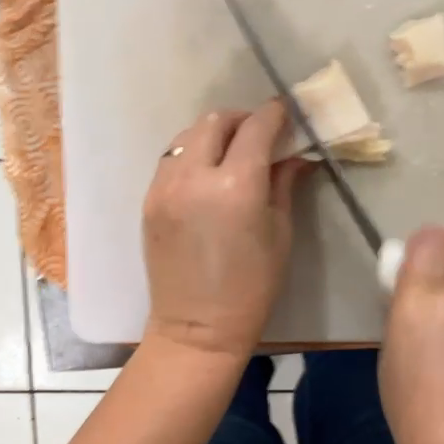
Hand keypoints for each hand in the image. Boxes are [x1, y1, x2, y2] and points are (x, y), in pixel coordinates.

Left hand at [142, 102, 310, 357]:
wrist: (196, 327)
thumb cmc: (250, 288)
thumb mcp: (280, 233)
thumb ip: (284, 184)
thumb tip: (295, 155)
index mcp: (236, 185)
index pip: (256, 127)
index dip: (275, 116)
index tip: (286, 116)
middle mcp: (194, 177)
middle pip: (214, 122)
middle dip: (240, 120)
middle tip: (258, 135)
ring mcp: (164, 188)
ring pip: (186, 137)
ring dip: (210, 135)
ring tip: (229, 153)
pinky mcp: (148, 203)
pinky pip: (169, 162)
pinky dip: (189, 157)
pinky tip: (205, 176)